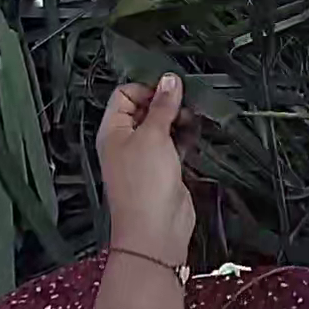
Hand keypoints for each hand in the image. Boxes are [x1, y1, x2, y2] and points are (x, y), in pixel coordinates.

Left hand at [97, 73, 195, 265]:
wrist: (157, 230)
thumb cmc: (145, 181)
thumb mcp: (153, 135)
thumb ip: (163, 105)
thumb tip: (170, 78)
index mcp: (113, 129)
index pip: (125, 94)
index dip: (146, 88)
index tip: (168, 89)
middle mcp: (127, 139)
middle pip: (146, 107)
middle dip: (166, 102)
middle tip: (185, 103)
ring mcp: (146, 154)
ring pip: (163, 124)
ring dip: (179, 118)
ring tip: (192, 119)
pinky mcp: (164, 166)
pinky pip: (174, 141)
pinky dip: (185, 135)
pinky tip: (196, 132)